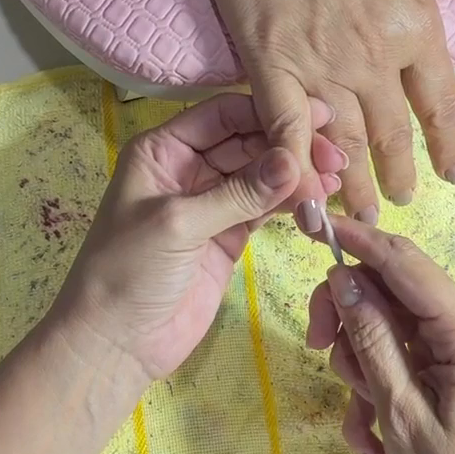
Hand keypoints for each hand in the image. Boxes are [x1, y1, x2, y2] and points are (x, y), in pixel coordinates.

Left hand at [50, 93, 344, 383]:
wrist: (116, 342)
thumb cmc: (127, 271)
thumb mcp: (178, 224)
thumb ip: (238, 193)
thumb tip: (294, 162)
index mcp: (163, 150)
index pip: (222, 115)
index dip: (266, 111)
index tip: (314, 114)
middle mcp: (187, 168)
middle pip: (246, 141)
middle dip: (288, 144)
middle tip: (336, 151)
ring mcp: (211, 202)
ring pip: (260, 175)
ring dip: (296, 174)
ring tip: (339, 174)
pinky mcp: (228, 235)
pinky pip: (264, 208)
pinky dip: (291, 203)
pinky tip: (321, 200)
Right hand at [196, 0, 454, 229]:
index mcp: (416, 24)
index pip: (440, 103)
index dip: (448, 143)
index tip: (454, 174)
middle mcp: (374, 55)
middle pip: (390, 132)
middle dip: (398, 174)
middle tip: (401, 203)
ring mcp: (321, 63)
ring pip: (343, 140)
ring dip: (353, 184)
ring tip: (358, 214)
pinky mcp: (269, 62)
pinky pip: (286, 129)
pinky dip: (295, 167)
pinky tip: (300, 198)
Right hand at [304, 216, 454, 453]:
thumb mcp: (399, 415)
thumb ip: (371, 337)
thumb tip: (343, 276)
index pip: (406, 264)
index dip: (357, 241)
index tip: (314, 223)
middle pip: (397, 288)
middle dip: (352, 318)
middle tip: (319, 349)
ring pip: (399, 320)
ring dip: (366, 360)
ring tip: (365, 418)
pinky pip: (416, 348)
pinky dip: (388, 379)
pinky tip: (378, 431)